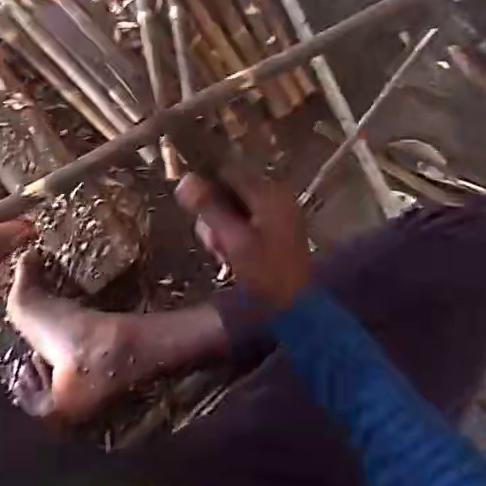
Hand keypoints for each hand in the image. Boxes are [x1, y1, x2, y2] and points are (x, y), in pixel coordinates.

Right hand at [175, 167, 312, 309]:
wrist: (300, 311)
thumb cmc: (266, 272)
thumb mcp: (232, 238)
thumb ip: (209, 207)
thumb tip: (184, 179)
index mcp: (270, 193)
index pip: (227, 174)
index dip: (206, 190)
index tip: (195, 213)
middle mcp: (276, 198)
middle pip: (230, 193)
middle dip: (213, 216)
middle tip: (212, 243)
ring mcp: (278, 217)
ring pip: (234, 211)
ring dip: (221, 229)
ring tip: (220, 254)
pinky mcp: (277, 234)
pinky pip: (245, 225)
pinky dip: (233, 237)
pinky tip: (229, 257)